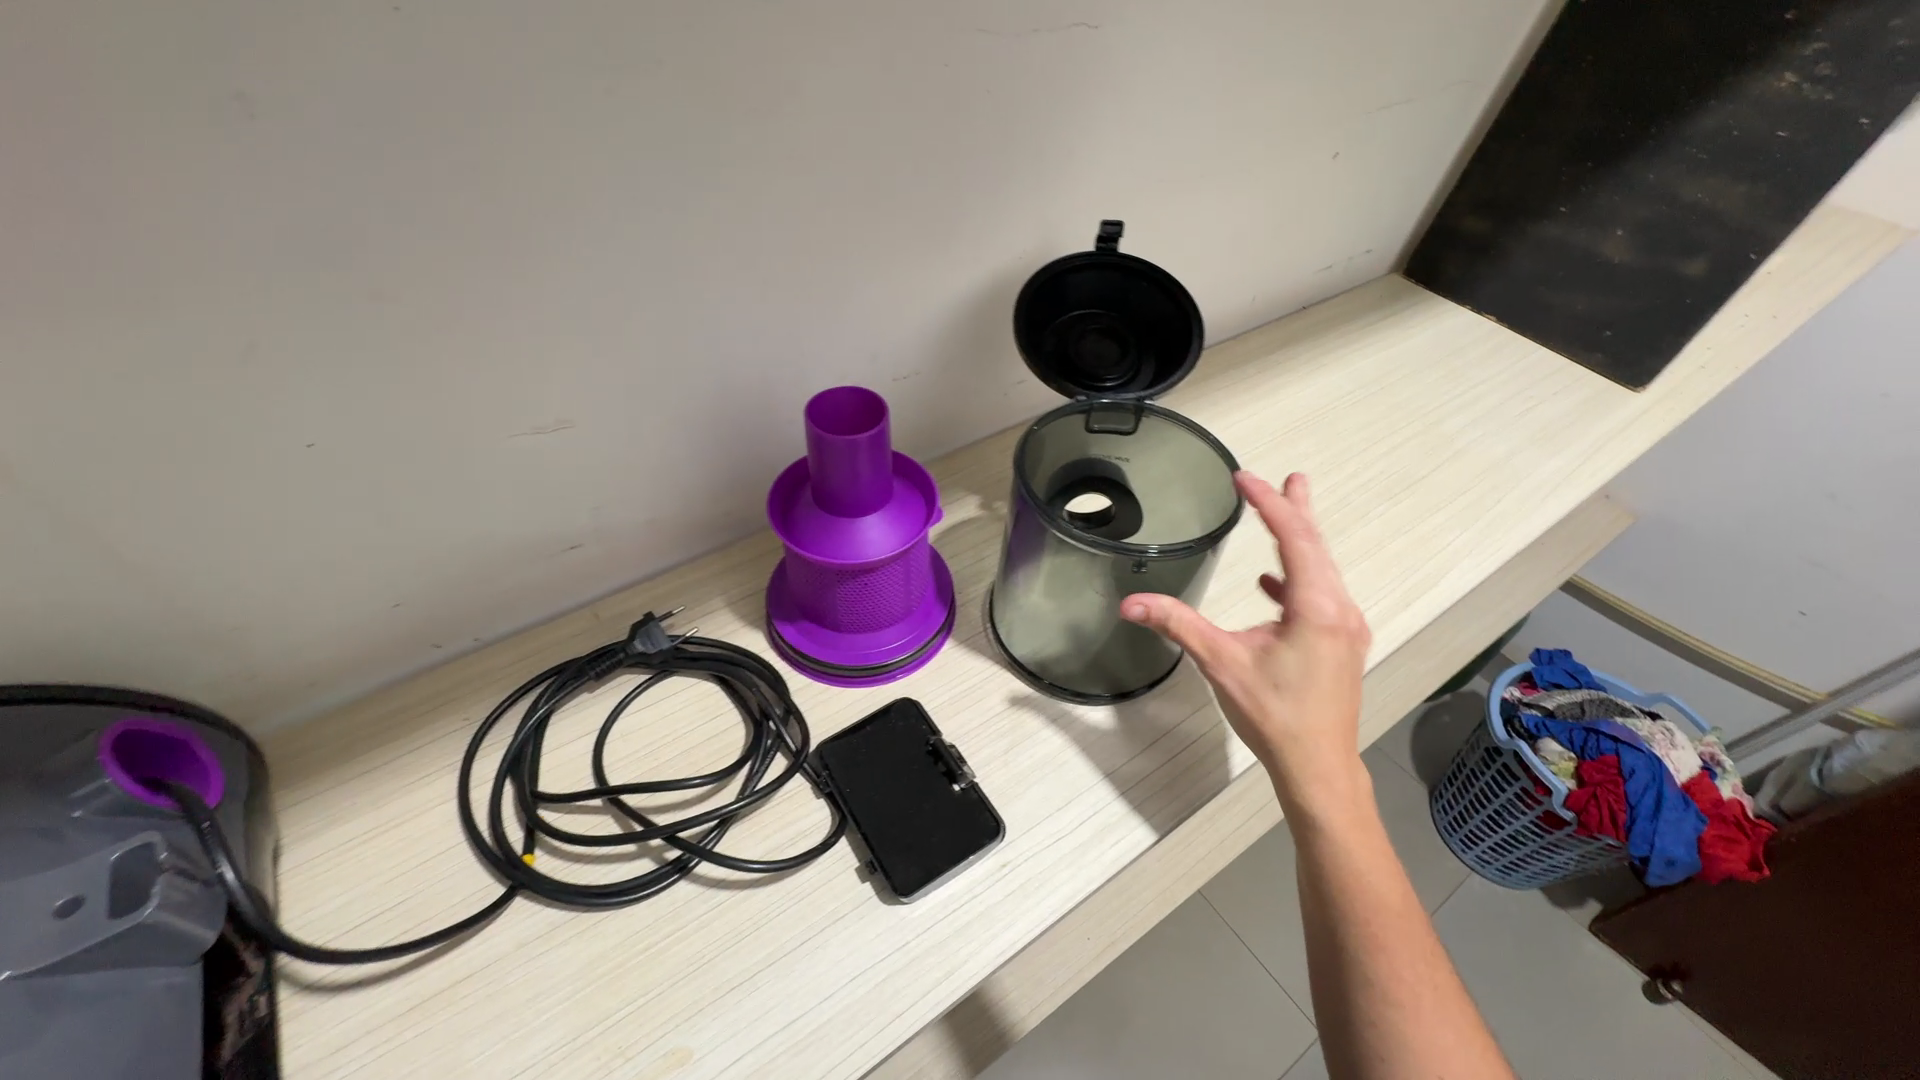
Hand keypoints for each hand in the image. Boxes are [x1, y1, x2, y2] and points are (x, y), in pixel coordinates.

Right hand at [1121, 471, 1372, 818]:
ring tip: (1291, 510)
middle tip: (1292, 476)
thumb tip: (1131, 603)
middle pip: (1316, 547)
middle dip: (1298, 510)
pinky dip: (1298, 580)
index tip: (1244, 479)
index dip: (1269, 504)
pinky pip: (1322, 596)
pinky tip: (1273, 585)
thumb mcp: (1221, 664)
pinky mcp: (1342, 646)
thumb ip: (1178, 625)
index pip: (1293, 538)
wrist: (1318, 767)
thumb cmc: (1273, 715)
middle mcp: (1340, 610)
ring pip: (1323, 570)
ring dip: (1302, 540)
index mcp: (1316, 607)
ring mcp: (1346, 629)